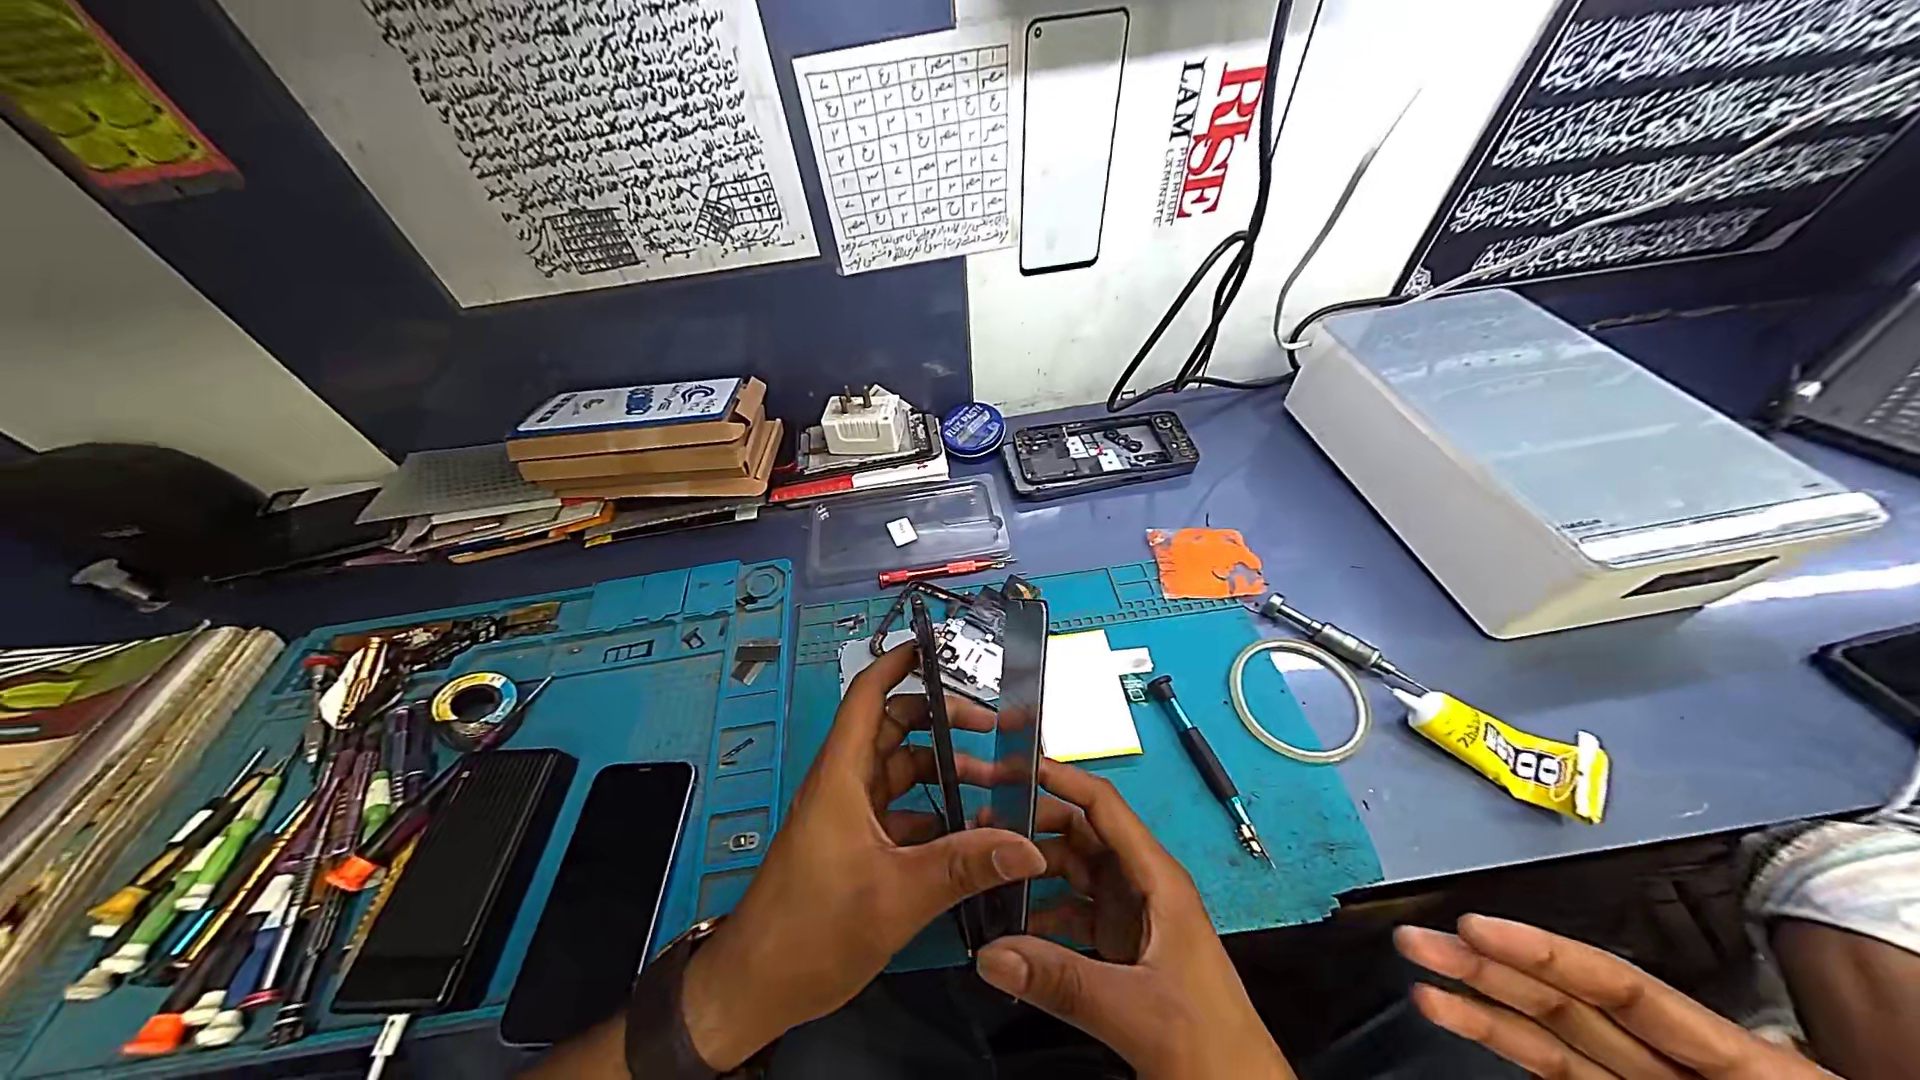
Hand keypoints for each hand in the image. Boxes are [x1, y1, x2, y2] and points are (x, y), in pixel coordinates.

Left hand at [678, 643, 1046, 1069]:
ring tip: (993, 784)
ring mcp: (849, 813)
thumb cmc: (812, 928)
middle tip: (992, 728)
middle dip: (943, 721)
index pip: (868, 697)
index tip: (932, 648)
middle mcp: (845, 783)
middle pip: (895, 728)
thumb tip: (1027, 849)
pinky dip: (933, 809)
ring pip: (902, 770)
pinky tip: (968, 829)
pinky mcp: (854, 842)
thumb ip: (965, 865)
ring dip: (944, 770)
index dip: (897, 664)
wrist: (755, 987)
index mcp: (843, 775)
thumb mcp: (898, 894)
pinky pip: (900, 808)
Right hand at [973, 759, 1294, 1079]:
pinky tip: (1013, 927)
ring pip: (1076, 871)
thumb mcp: (1134, 1010)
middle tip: (986, 825)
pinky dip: (1044, 912)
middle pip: (1083, 834)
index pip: (1104, 806)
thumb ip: (1060, 980)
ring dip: (1036, 868)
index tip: (1016, 767)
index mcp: (1157, 878)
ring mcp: (1132, 914)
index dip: (1062, 779)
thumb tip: (990, 954)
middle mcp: (1143, 885)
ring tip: (990, 870)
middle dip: (1037, 824)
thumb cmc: (1209, 1043)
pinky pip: (1074, 911)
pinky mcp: (1122, 944)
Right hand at [1396, 915, 1832, 1078]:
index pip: (1625, 990)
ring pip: (1548, 1035)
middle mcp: (1681, 1068)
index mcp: (1746, 1066)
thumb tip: (1668, 1020)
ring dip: (1476, 999)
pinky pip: (1553, 1070)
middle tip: (1416, 939)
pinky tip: (1453, 1016)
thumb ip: (1736, 1064)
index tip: (1477, 928)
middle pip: (1569, 1003)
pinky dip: (1497, 1040)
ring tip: (1417, 969)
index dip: (1544, 955)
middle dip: (1486, 967)